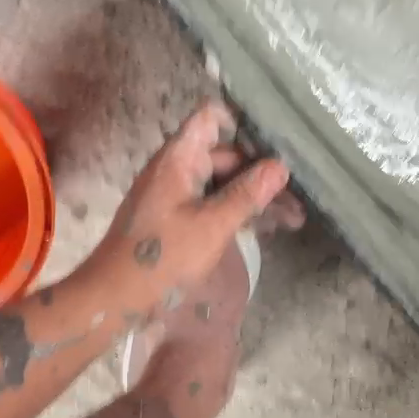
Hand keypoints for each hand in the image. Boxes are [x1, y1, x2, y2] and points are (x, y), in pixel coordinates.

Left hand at [87, 101, 300, 313]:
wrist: (117, 298)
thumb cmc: (164, 258)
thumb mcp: (212, 226)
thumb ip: (246, 194)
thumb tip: (280, 166)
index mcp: (179, 159)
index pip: (211, 118)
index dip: (244, 122)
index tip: (279, 139)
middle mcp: (177, 170)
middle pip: (225, 155)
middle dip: (262, 172)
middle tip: (300, 195)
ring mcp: (176, 195)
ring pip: (223, 185)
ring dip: (256, 198)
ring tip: (296, 218)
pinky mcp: (178, 220)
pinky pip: (214, 205)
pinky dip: (239, 213)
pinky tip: (270, 228)